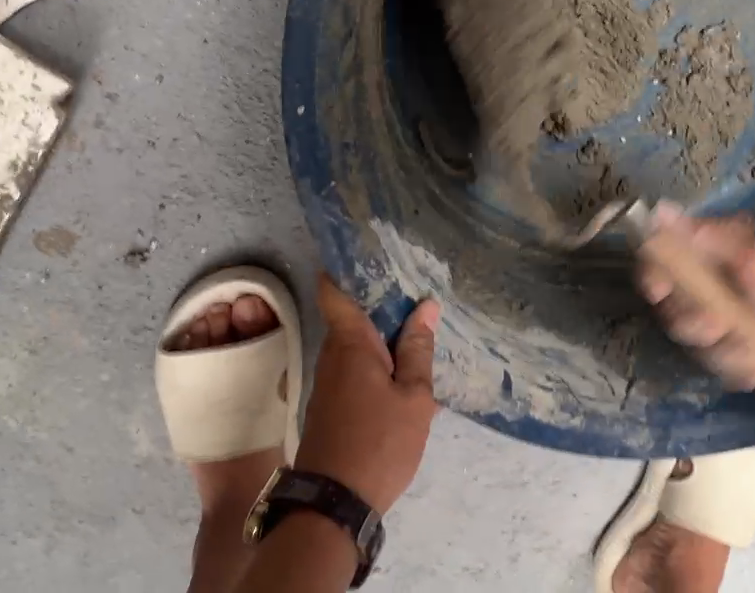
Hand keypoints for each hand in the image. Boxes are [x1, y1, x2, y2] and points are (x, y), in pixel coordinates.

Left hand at [294, 275, 440, 512]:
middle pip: (351, 314)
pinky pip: (353, 365)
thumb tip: (426, 306)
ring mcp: (328, 380)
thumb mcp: (413, 398)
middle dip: (379, 301)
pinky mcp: (330, 403)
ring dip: (379, 333)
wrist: (332, 505)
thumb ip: (418, 350)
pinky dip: (374, 359)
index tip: (369, 250)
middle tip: (415, 287)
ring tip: (416, 323)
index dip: (345, 266)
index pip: (335, 290)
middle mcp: (332, 353)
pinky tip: (401, 365)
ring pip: (354, 342)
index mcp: (350, 342)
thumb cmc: (378, 443)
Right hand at [637, 201, 754, 391]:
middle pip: (676, 303)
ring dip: (724, 347)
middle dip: (697, 321)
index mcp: (721, 251)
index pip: (667, 256)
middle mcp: (721, 281)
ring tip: (753, 349)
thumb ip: (706, 238)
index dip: (657, 273)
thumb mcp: (754, 260)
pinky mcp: (743, 347)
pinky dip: (741, 364)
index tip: (660, 292)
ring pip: (698, 337)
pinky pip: (721, 359)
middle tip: (720, 326)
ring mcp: (732, 317)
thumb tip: (661, 210)